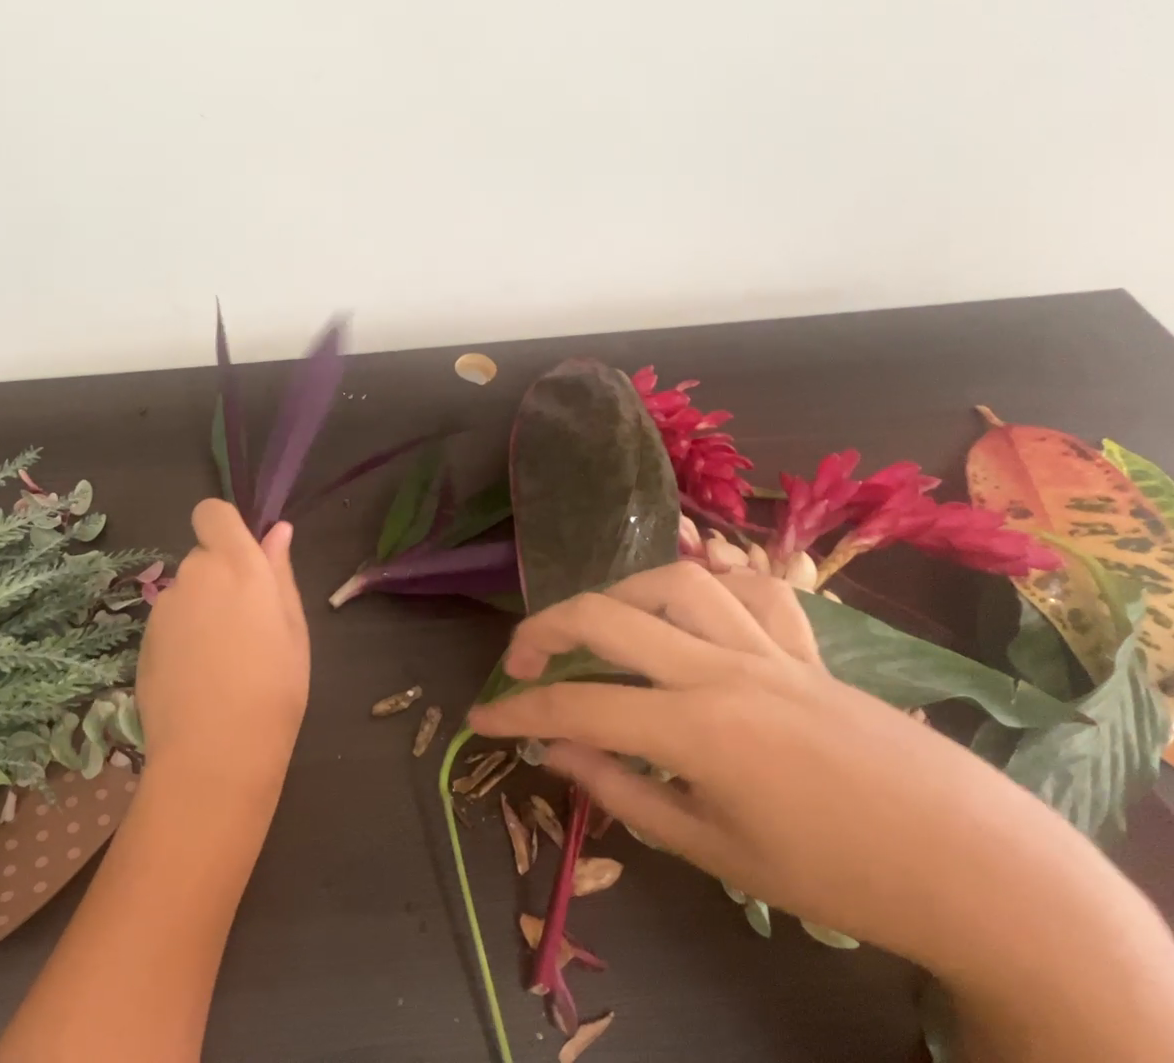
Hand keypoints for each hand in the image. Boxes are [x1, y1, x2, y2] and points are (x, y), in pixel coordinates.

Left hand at [135, 499, 309, 794]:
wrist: (215, 752)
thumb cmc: (274, 690)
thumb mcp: (293, 630)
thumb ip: (279, 574)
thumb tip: (276, 532)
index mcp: (235, 565)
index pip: (213, 513)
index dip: (225, 529)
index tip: (244, 562)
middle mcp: (192, 576)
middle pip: (201, 559)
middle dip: (220, 580)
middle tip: (247, 629)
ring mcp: (162, 609)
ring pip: (184, 595)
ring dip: (200, 612)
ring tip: (224, 663)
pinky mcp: (142, 641)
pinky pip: (168, 625)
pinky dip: (182, 640)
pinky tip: (198, 680)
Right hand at [466, 562, 1165, 983]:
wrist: (979, 873)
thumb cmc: (835, 876)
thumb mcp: (711, 850)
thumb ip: (622, 792)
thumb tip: (556, 753)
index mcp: (696, 730)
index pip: (575, 707)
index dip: (516, 712)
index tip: (479, 719)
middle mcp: (723, 672)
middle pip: (607, 618)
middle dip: (542, 632)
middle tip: (518, 664)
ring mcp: (771, 653)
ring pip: (676, 583)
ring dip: (618, 597)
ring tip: (598, 628)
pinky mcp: (810, 652)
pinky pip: (755, 592)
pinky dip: (712, 586)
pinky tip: (691, 607)